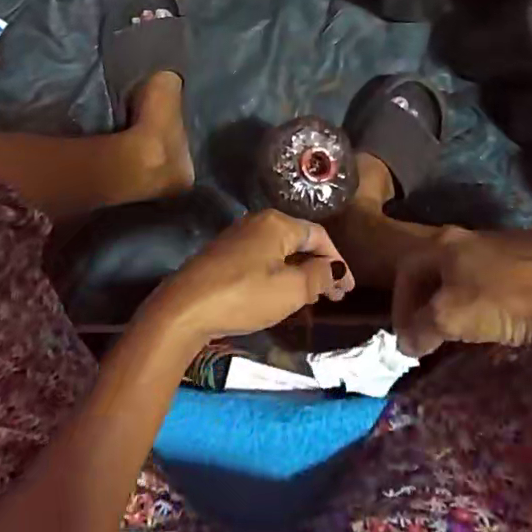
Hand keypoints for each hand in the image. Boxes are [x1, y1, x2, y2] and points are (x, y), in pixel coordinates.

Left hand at [145, 210, 353, 342]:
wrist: (183, 310)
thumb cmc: (243, 296)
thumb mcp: (290, 290)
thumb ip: (318, 276)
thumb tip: (334, 269)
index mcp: (278, 223)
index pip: (319, 236)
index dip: (337, 261)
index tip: (348, 288)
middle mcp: (259, 222)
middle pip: (299, 241)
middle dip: (320, 267)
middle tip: (334, 295)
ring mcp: (238, 237)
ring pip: (281, 251)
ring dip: (300, 272)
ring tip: (312, 297)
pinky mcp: (223, 255)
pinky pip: (263, 259)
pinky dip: (280, 273)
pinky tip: (282, 293)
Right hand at [392, 229, 531, 357]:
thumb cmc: (493, 305)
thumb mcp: (445, 317)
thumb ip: (417, 329)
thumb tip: (408, 343)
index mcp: (443, 242)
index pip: (406, 271)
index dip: (399, 306)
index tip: (403, 338)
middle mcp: (462, 240)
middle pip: (426, 273)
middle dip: (417, 307)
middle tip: (418, 337)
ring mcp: (487, 254)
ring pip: (450, 281)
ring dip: (439, 309)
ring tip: (442, 336)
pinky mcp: (508, 271)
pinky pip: (472, 287)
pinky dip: (463, 308)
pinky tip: (470, 328)